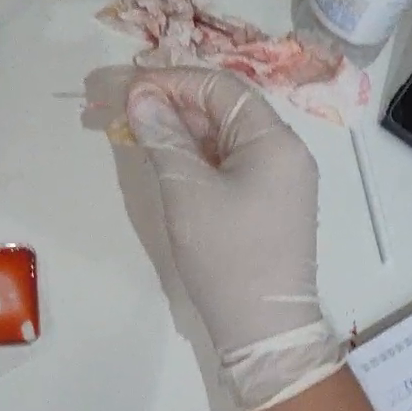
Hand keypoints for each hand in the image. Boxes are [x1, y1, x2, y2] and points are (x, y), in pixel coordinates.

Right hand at [126, 68, 342, 410]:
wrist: (264, 329)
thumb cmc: (227, 257)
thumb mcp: (187, 193)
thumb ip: (163, 138)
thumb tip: (141, 97)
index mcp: (276, 141)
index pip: (222, 89)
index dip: (174, 81)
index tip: (130, 88)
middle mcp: (286, 153)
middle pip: (226, 110)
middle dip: (175, 104)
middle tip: (125, 109)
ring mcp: (281, 180)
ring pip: (227, 139)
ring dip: (184, 132)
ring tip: (138, 132)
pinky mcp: (270, 204)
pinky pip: (233, 165)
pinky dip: (200, 159)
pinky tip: (168, 159)